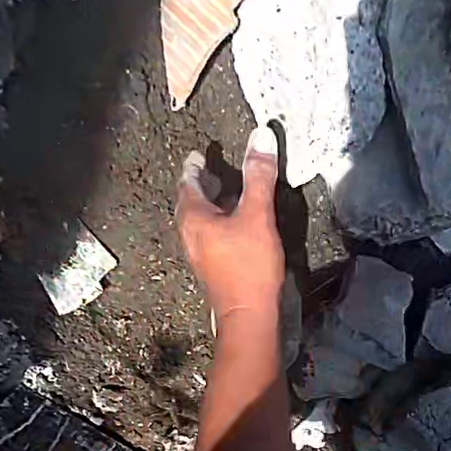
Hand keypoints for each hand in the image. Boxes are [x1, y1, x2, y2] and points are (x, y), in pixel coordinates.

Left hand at [177, 128, 284, 327]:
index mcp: (194, 218)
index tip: (199, 154)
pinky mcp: (212, 268)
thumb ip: (259, 176)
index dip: (195, 167)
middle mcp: (190, 235)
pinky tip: (237, 224)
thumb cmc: (249, 265)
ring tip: (228, 193)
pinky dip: (220, 222)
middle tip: (214, 170)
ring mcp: (200, 254)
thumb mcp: (257, 215)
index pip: (189, 183)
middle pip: (191, 203)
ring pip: (201, 221)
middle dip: (202, 185)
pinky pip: (211, 236)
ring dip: (212, 205)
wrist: (248, 316)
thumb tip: (261, 134)